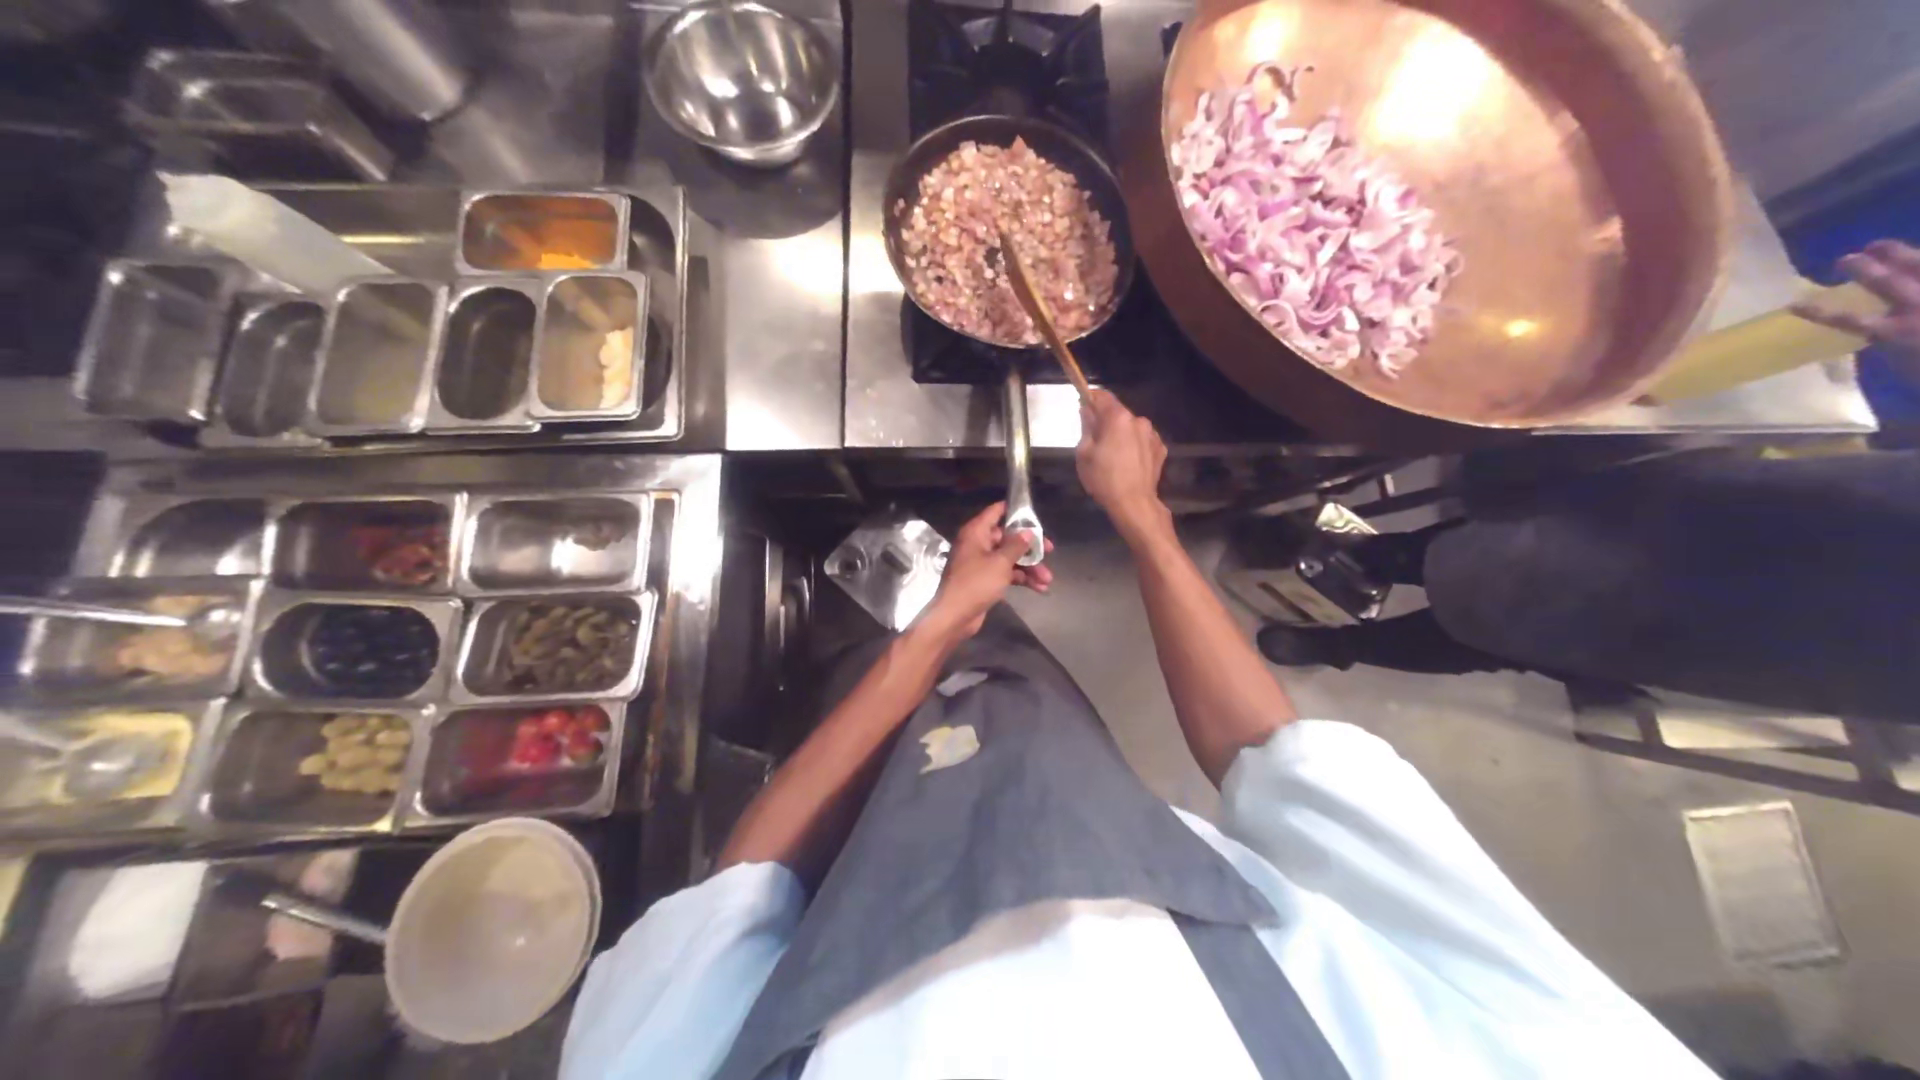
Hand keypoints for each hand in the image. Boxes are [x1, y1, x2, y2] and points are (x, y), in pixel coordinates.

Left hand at [921, 501, 1052, 638]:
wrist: (955, 615)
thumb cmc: (976, 583)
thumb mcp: (1000, 562)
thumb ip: (1016, 545)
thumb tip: (1028, 532)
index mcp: (976, 532)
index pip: (995, 512)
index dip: (1014, 510)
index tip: (1033, 513)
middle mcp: (978, 544)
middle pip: (1007, 538)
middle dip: (1029, 547)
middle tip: (1050, 551)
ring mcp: (981, 563)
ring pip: (1010, 559)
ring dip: (1029, 568)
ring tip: (1048, 579)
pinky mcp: (985, 581)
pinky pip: (1006, 574)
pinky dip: (1021, 579)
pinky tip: (1039, 588)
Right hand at [1076, 390, 1169, 540]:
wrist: (1134, 503)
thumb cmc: (1103, 478)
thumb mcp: (1084, 453)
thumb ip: (1086, 427)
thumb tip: (1087, 411)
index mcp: (1118, 418)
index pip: (1102, 396)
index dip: (1090, 398)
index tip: (1082, 405)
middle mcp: (1138, 420)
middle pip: (1118, 413)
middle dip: (1106, 421)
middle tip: (1095, 440)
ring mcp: (1152, 434)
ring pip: (1131, 427)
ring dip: (1121, 434)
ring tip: (1113, 455)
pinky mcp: (1161, 448)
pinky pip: (1142, 440)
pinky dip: (1134, 445)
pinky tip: (1127, 462)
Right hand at [1793, 240, 1919, 371]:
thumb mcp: (1908, 366)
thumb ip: (1895, 343)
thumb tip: (1877, 331)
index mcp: (1898, 331)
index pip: (1847, 319)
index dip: (1820, 312)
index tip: (1794, 305)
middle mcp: (1918, 309)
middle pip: (1887, 283)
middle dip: (1864, 269)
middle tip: (1846, 258)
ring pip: (1918, 270)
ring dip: (1900, 255)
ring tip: (1879, 245)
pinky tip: (1917, 257)